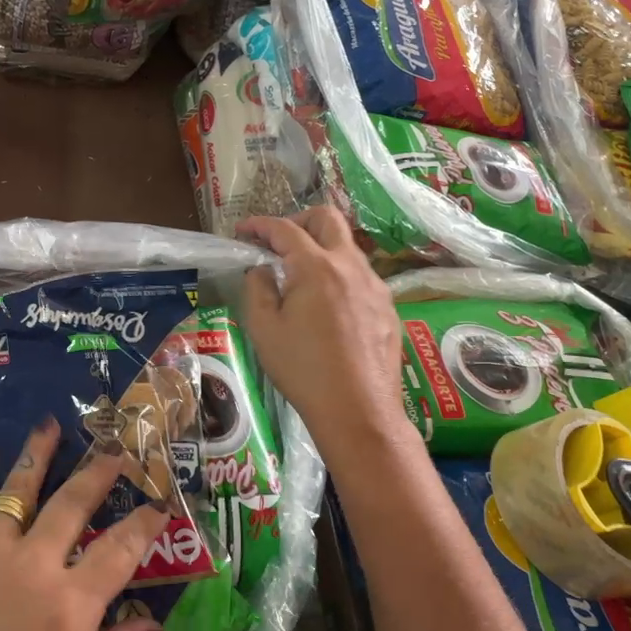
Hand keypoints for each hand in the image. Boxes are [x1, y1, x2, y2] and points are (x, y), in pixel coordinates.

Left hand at [0, 419, 168, 630]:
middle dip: (96, 474)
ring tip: (49, 424)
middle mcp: (33, 566)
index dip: (144, 524)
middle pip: (71, 507)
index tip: (161, 501)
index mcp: (70, 605)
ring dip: (35, 456)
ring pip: (17, 492)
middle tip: (113, 447)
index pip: (119, 553)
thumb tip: (154, 625)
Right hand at [237, 207, 409, 438]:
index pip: (284, 229)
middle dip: (299, 220)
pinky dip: (338, 276)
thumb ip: (258, 287)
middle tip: (279, 241)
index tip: (242, 231)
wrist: (359, 412)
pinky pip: (361, 276)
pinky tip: (327, 307)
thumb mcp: (263, 328)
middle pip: (328, 218)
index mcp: (316, 267)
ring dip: (321, 248)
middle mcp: (350, 266)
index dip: (259, 224)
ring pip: (347, 247)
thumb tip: (263, 268)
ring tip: (301, 277)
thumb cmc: (303, 369)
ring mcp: (375, 286)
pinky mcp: (388, 308)